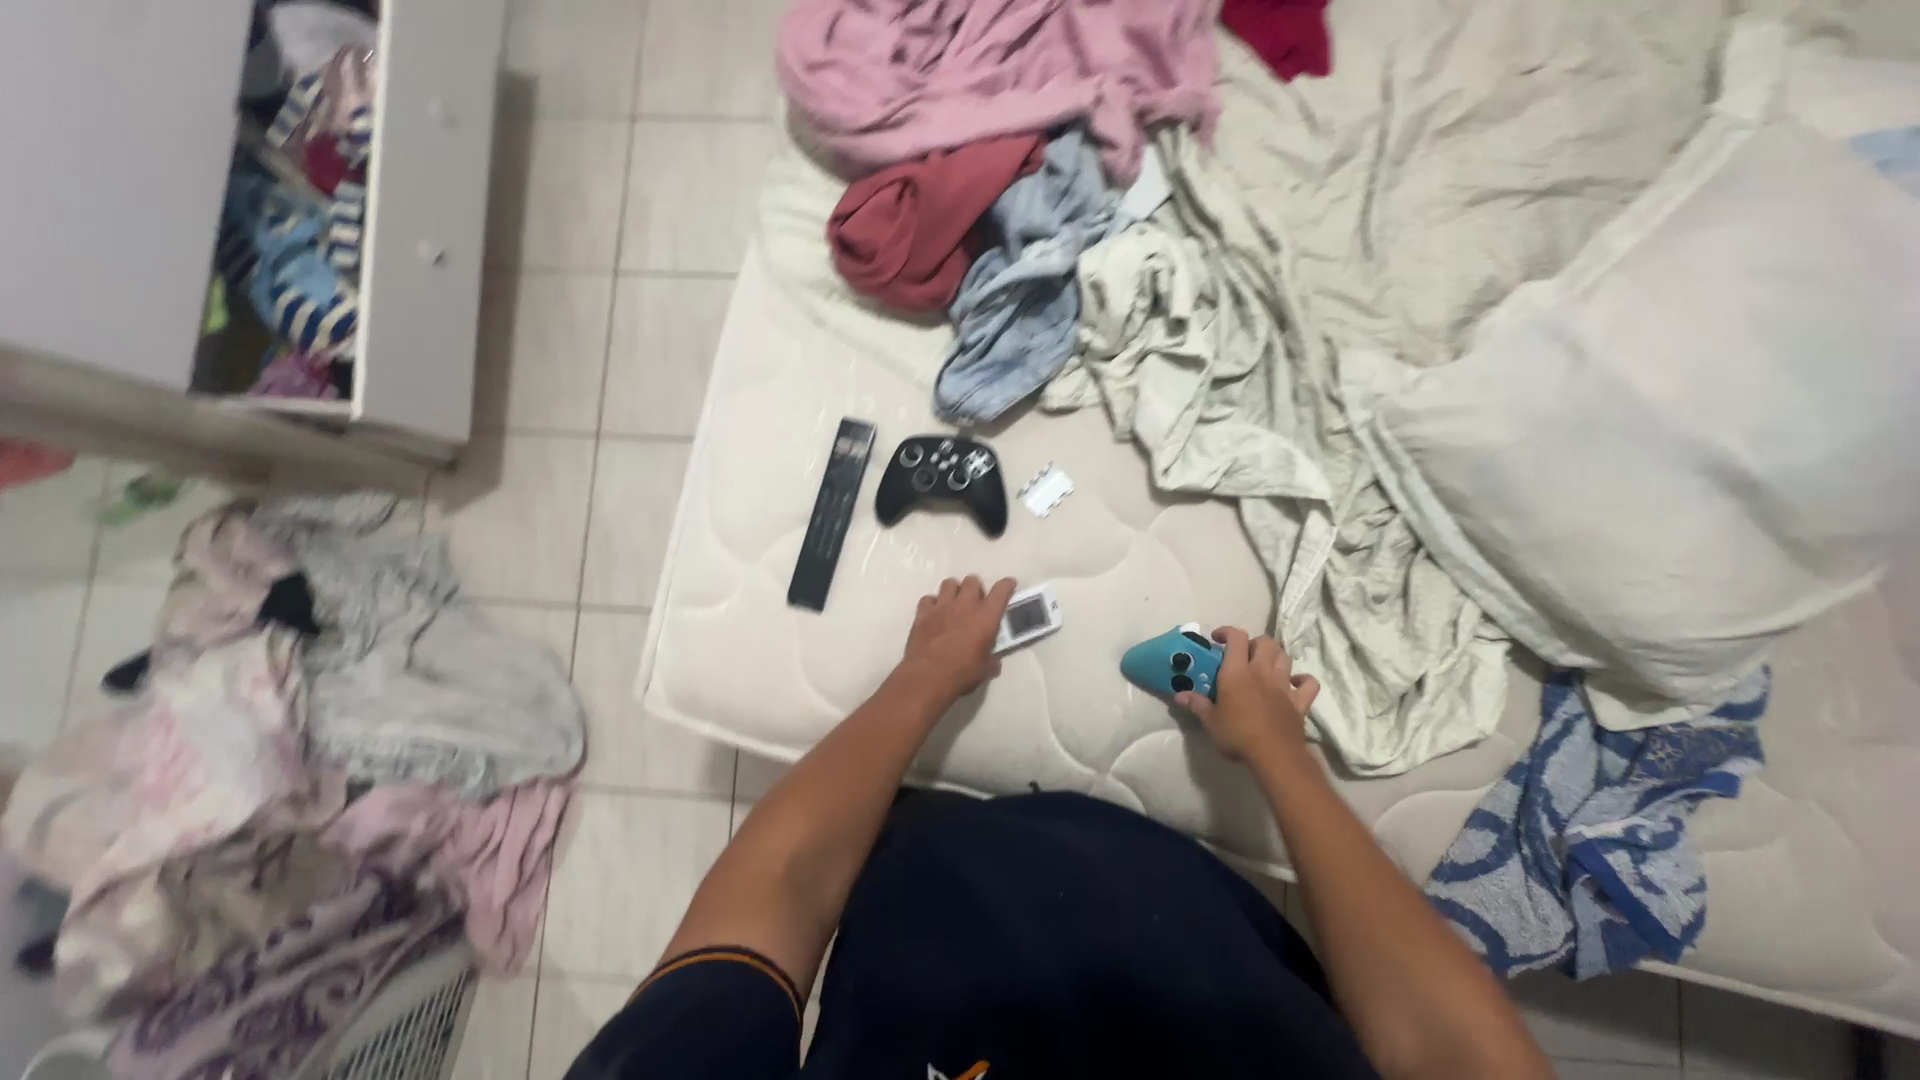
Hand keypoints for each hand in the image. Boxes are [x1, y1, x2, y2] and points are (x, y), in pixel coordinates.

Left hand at [896, 576, 1016, 703]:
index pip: (1001, 591)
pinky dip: (932, 603)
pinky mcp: (922, 613)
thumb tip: (993, 661)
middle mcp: (965, 605)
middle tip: (975, 601)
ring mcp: (941, 607)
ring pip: (949, 583)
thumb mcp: (985, 669)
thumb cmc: (962, 674)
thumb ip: (991, 659)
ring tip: (954, 603)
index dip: (1006, 585)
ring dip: (954, 590)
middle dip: (976, 588)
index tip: (1009, 584)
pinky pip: (928, 598)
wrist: (928, 677)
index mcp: (986, 617)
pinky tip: (934, 614)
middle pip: (972, 581)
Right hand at [1177, 627, 1319, 767]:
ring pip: (1285, 657)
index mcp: (1237, 672)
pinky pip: (1309, 683)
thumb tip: (1179, 695)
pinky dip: (1303, 679)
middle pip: (1265, 642)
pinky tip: (1295, 683)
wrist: (1274, 755)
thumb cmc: (1237, 735)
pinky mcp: (1300, 701)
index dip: (1227, 632)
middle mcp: (1262, 672)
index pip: (1236, 637)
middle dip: (1254, 642)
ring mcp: (1284, 685)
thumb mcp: (1210, 721)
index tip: (1217, 639)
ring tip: (1265, 665)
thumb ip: (1197, 704)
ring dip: (1276, 656)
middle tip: (1244, 654)